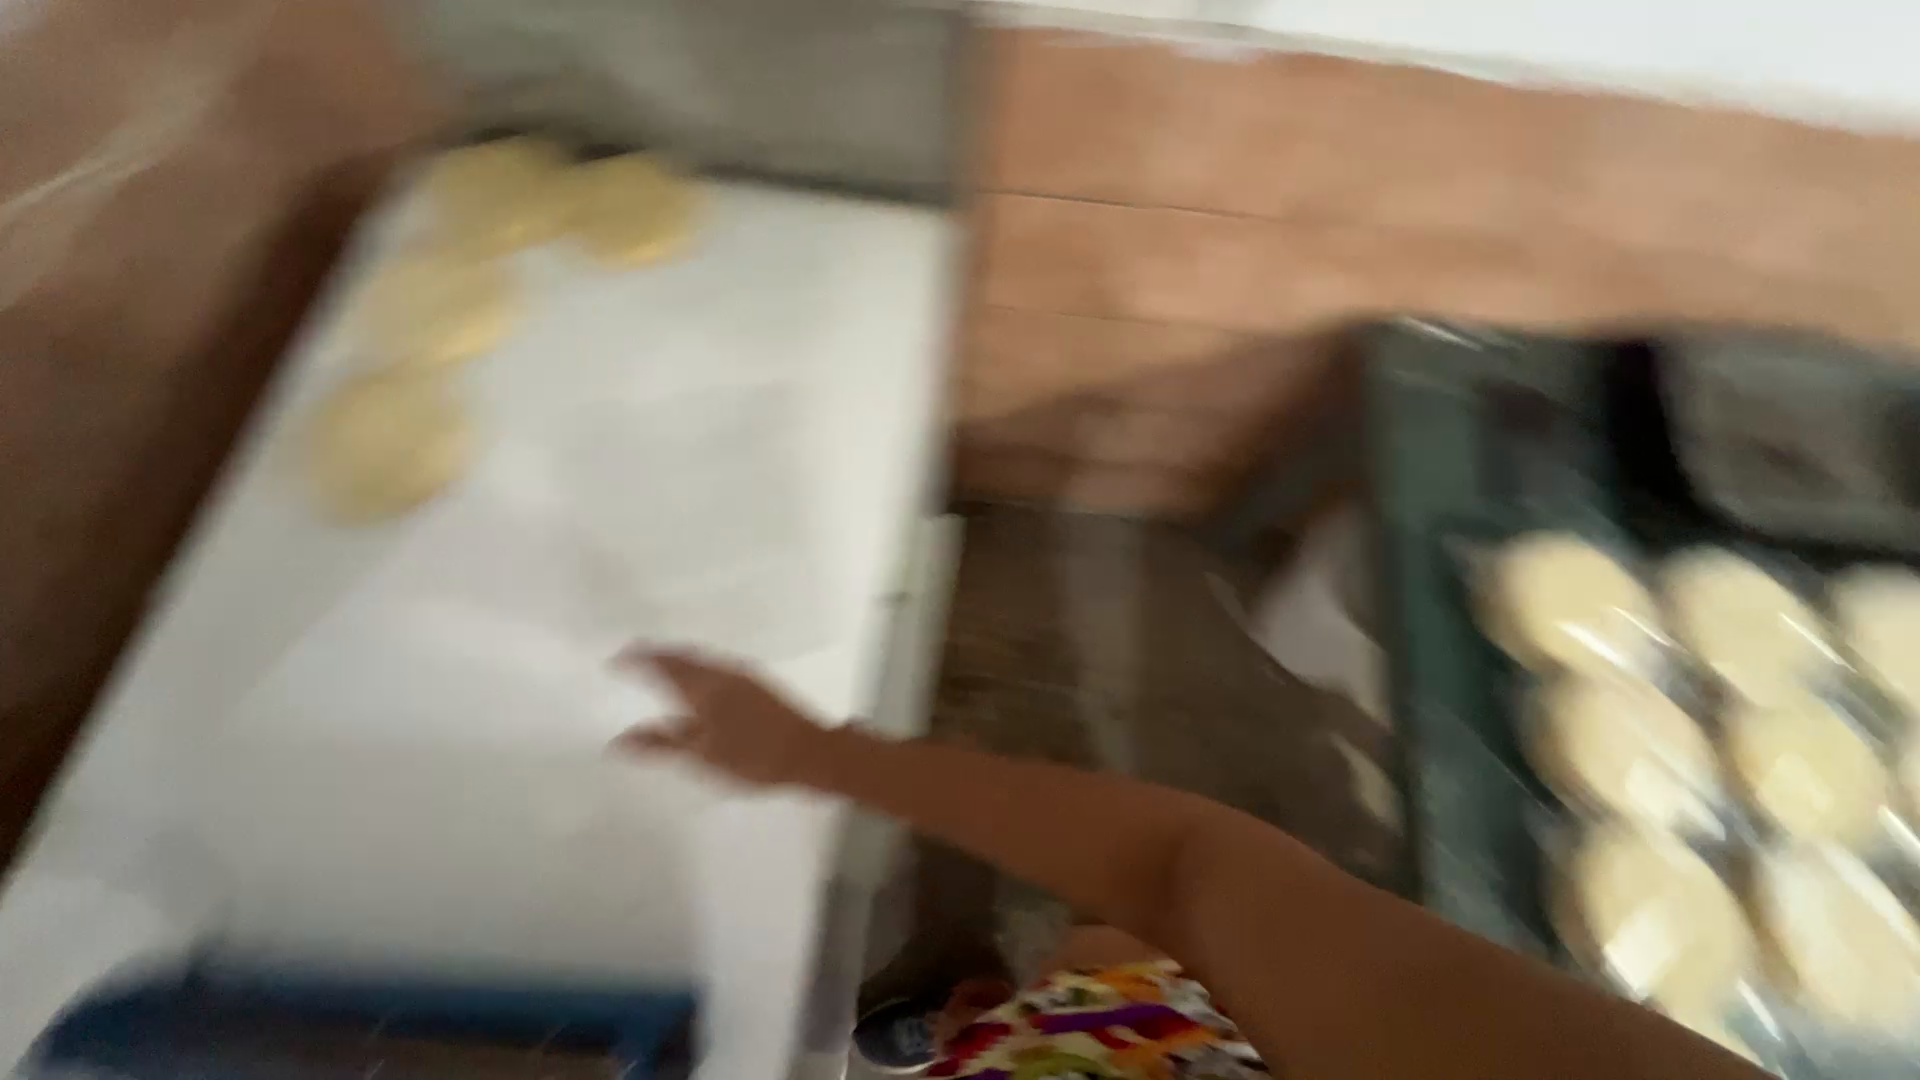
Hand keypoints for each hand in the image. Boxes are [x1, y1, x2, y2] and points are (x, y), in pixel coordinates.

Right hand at [609, 647, 835, 788]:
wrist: (811, 752)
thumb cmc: (753, 757)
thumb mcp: (701, 757)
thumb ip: (661, 744)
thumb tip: (618, 738)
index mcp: (705, 686)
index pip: (665, 663)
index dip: (638, 659)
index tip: (615, 659)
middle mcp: (724, 672)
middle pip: (685, 655)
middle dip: (658, 653)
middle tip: (634, 655)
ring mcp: (745, 676)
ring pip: (703, 659)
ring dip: (680, 659)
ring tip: (661, 667)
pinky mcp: (760, 685)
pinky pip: (718, 666)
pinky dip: (699, 667)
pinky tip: (700, 684)